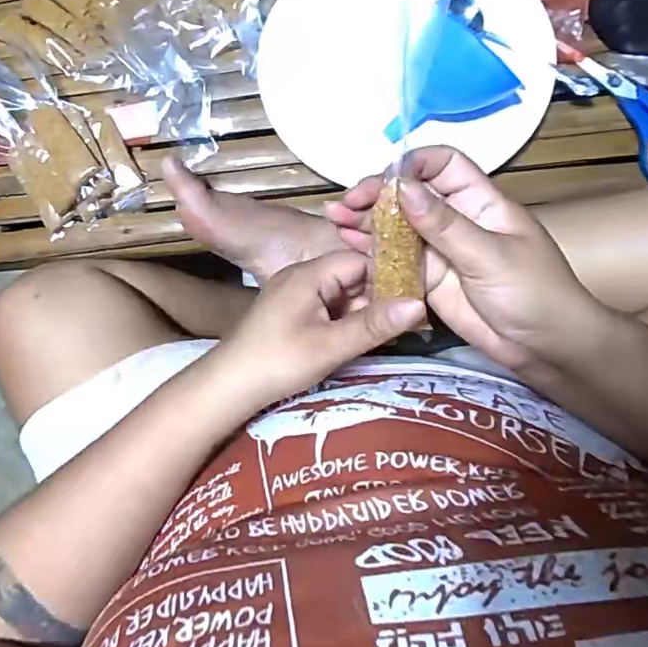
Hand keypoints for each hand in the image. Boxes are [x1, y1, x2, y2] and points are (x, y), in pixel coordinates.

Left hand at [207, 250, 425, 403]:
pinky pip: (329, 306)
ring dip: (365, 311)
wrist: (228, 386)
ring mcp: (296, 293)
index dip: (389, 274)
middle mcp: (303, 274)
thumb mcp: (331, 346)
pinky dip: (347, 320)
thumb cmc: (279, 361)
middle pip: (353, 275)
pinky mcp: (292, 311)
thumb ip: (374, 324)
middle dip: (380, 296)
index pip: (361, 259)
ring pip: (343, 293)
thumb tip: (419, 303)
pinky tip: (362, 338)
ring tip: (394, 332)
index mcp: (310, 272)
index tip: (417, 295)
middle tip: (411, 320)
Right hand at [326, 147, 601, 371]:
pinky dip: (373, 253)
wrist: (548, 350)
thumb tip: (403, 188)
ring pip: (398, 227)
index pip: (444, 165)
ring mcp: (441, 251)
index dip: (414, 165)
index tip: (384, 178)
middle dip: (379, 194)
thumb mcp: (490, 256)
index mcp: (480, 202)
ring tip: (336, 220)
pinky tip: (350, 246)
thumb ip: (444, 225)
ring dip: (368, 221)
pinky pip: (397, 261)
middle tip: (348, 202)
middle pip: (412, 195)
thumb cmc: (536, 294)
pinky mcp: (429, 279)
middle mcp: (457, 220)